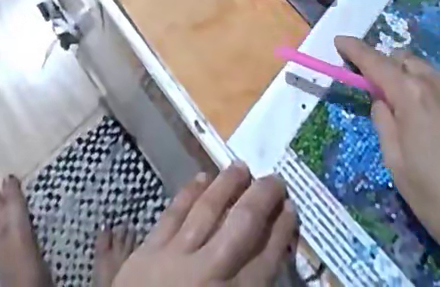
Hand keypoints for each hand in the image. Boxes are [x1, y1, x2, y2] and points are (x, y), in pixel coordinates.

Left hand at [112, 161, 297, 286]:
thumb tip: (265, 261)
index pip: (266, 260)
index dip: (282, 231)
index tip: (292, 208)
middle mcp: (210, 273)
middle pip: (243, 225)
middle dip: (263, 198)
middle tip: (275, 179)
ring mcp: (176, 259)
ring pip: (207, 210)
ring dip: (227, 185)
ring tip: (241, 167)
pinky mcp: (148, 252)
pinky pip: (172, 215)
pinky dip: (188, 194)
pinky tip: (202, 177)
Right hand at [334, 36, 439, 286]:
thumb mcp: (397, 166)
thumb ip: (384, 123)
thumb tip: (383, 102)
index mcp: (412, 94)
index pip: (375, 61)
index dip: (355, 49)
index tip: (340, 41)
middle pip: (407, 61)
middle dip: (391, 70)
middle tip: (384, 94)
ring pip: (436, 77)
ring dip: (422, 87)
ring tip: (425, 123)